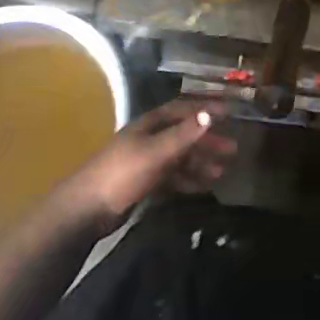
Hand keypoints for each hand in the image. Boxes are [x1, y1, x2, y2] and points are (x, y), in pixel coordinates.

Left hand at [56, 99, 237, 231]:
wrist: (87, 209)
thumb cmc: (122, 174)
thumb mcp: (156, 152)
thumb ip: (183, 135)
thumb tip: (210, 113)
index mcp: (148, 125)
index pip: (181, 110)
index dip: (204, 109)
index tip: (229, 113)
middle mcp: (148, 139)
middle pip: (182, 135)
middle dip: (207, 140)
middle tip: (233, 150)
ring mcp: (145, 161)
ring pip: (179, 158)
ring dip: (200, 163)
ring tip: (222, 172)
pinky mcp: (143, 183)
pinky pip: (172, 177)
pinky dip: (188, 180)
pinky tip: (203, 187)